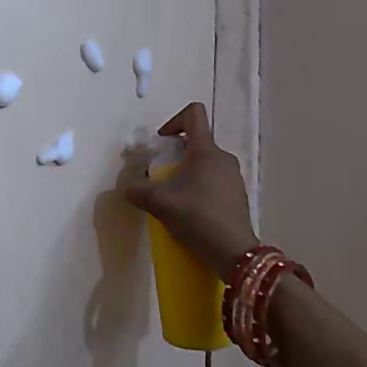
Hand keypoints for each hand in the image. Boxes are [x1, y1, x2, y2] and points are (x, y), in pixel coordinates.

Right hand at [123, 102, 258, 275]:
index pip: (194, 114)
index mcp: (206, 151)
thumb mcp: (161, 203)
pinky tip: (191, 211)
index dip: (174, 120)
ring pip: (206, 163)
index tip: (162, 142)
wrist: (233, 252)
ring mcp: (234, 177)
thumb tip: (128, 191)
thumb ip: (140, 193)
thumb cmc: (197, 217)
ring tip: (175, 197)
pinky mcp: (238, 195)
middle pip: (197, 142)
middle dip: (176, 155)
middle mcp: (223, 158)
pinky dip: (200, 188)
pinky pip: (215, 181)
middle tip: (163, 176)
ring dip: (188, 173)